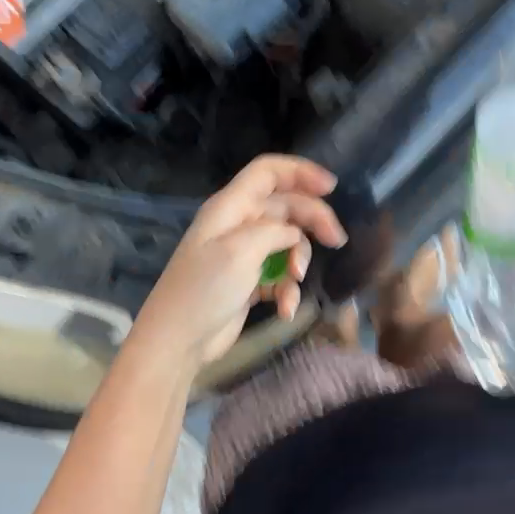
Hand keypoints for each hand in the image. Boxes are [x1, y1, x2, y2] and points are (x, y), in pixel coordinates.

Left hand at [128, 156, 346, 370]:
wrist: (177, 342)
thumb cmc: (204, 289)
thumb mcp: (241, 251)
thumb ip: (275, 230)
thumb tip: (293, 234)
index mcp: (231, 206)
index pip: (268, 171)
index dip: (301, 172)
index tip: (332, 187)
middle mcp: (239, 224)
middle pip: (287, 206)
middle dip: (313, 220)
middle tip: (337, 240)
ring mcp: (244, 253)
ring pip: (289, 242)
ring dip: (299, 260)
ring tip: (296, 280)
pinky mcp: (249, 281)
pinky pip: (280, 274)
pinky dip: (287, 289)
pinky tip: (284, 309)